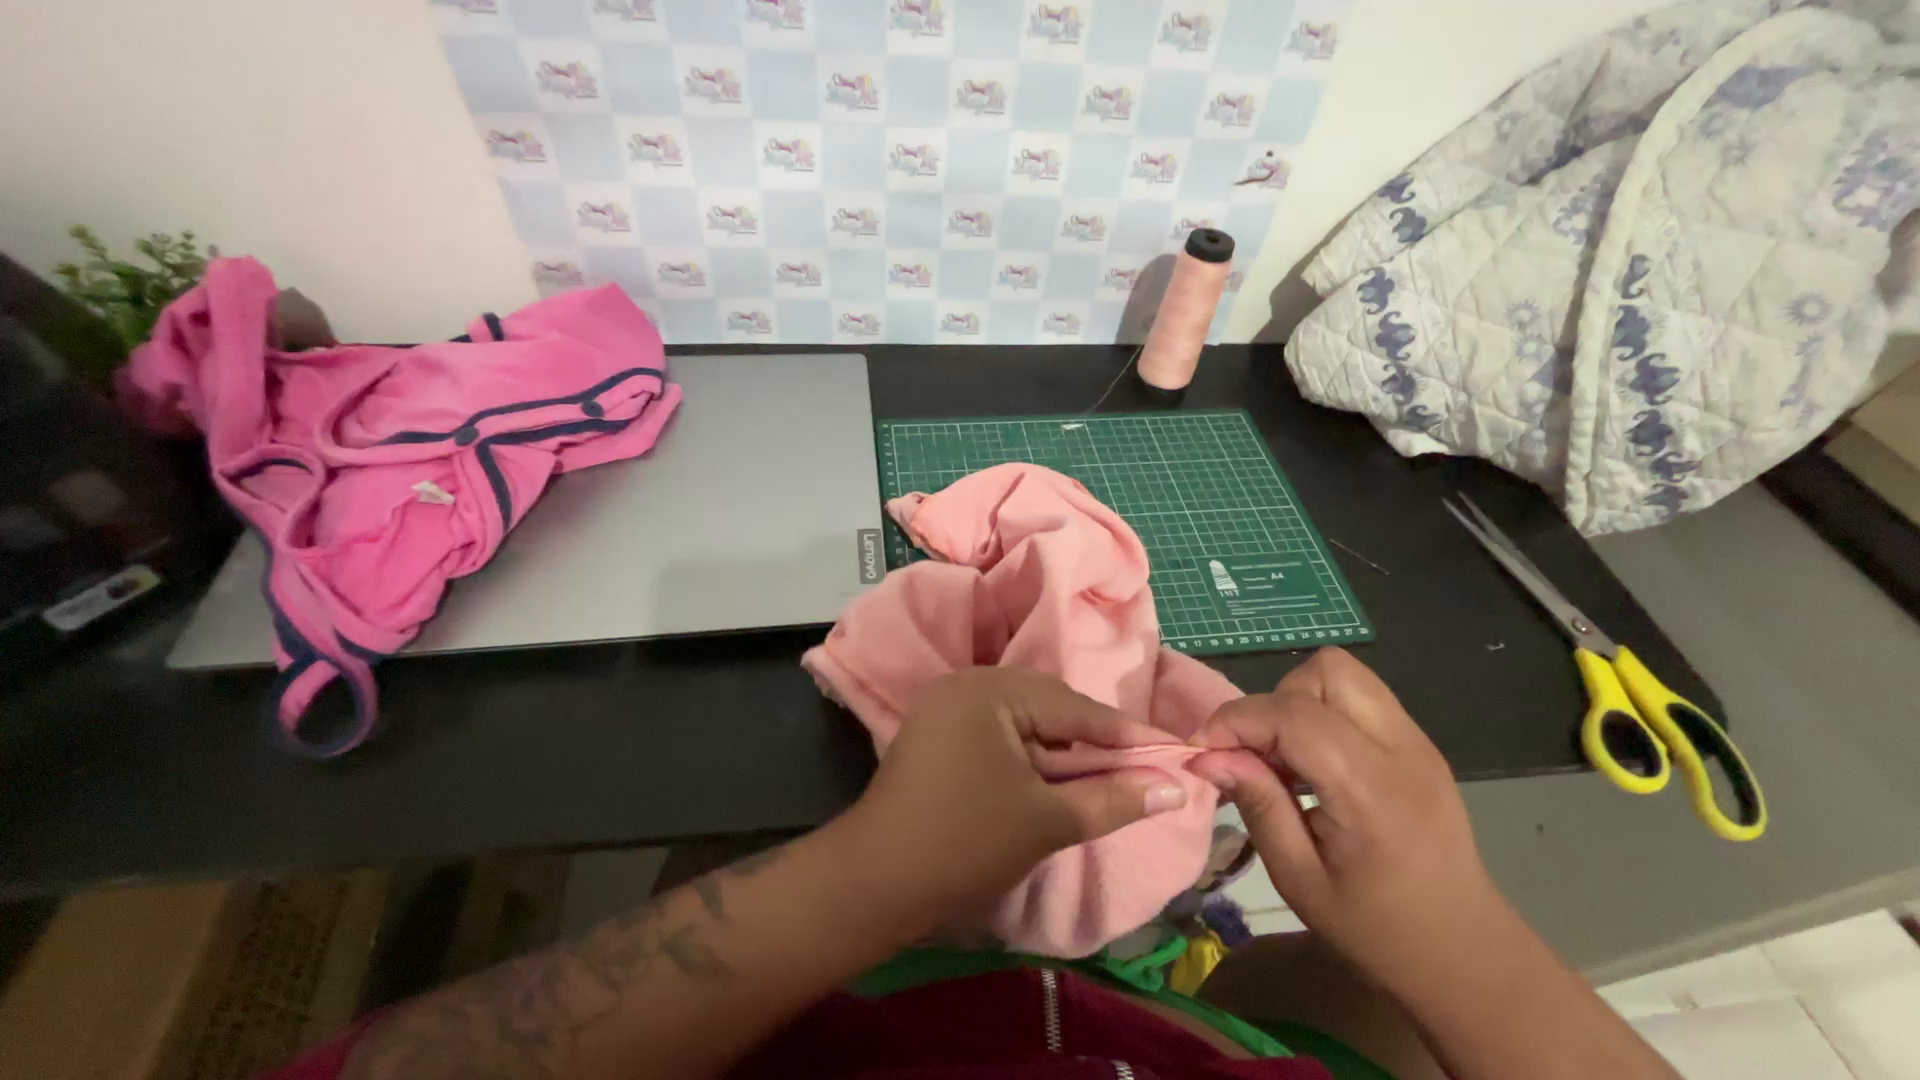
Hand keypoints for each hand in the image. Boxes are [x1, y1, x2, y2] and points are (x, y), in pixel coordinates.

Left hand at [841, 668, 1190, 928]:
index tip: (1176, 752)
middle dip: (1095, 744)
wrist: (875, 884)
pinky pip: (1000, 736)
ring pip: (1025, 724)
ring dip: (1064, 754)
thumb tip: (1177, 788)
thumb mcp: (1048, 820)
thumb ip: (1114, 798)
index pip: (1076, 708)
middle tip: (1143, 772)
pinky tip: (1057, 782)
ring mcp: (946, 710)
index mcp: (990, 689)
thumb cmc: (966, 843)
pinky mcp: (938, 737)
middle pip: (1051, 709)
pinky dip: (1032, 759)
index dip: (1129, 735)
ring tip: (1107, 781)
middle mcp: (966, 685)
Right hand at [1186, 649, 1506, 996]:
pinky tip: (1312, 764)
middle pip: (1325, 671)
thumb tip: (1208, 757)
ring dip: (1297, 702)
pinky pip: (1358, 697)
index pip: (1294, 716)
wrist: (1464, 951)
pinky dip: (1321, 713)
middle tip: (1256, 755)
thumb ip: (1257, 805)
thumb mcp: (1299, 879)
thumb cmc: (1375, 928)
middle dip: (1274, 703)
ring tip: (1284, 757)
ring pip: (1342, 674)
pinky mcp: (1419, 743)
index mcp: (1373, 792)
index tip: (1203, 752)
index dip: (1236, 721)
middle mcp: (1403, 750)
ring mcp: (1417, 741)